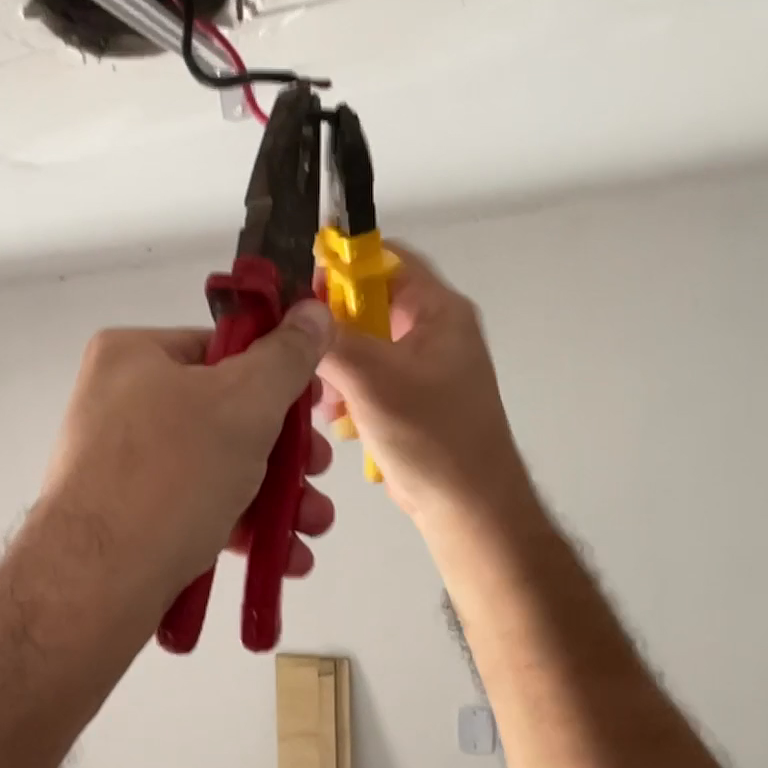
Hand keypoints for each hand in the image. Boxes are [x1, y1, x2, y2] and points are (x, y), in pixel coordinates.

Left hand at [38, 302, 338, 606]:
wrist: (98, 581)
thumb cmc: (172, 474)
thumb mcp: (245, 403)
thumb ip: (287, 357)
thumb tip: (312, 312)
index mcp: (135, 357)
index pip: (223, 350)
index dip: (278, 377)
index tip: (316, 408)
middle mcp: (122, 404)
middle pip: (228, 416)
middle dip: (286, 454)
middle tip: (318, 474)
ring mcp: (123, 466)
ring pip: (219, 469)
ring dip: (276, 498)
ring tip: (312, 527)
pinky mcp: (130, 519)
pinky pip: (197, 509)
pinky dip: (242, 528)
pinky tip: (284, 557)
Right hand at [319, 243, 526, 519]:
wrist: (469, 506)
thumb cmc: (430, 435)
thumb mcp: (373, 380)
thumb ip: (332, 340)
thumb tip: (298, 314)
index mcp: (440, 311)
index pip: (388, 261)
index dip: (344, 268)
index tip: (302, 295)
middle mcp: (437, 333)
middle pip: (372, 308)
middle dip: (333, 330)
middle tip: (304, 355)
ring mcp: (427, 370)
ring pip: (367, 349)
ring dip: (338, 369)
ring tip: (321, 398)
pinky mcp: (416, 404)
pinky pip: (373, 382)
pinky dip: (351, 395)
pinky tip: (337, 420)